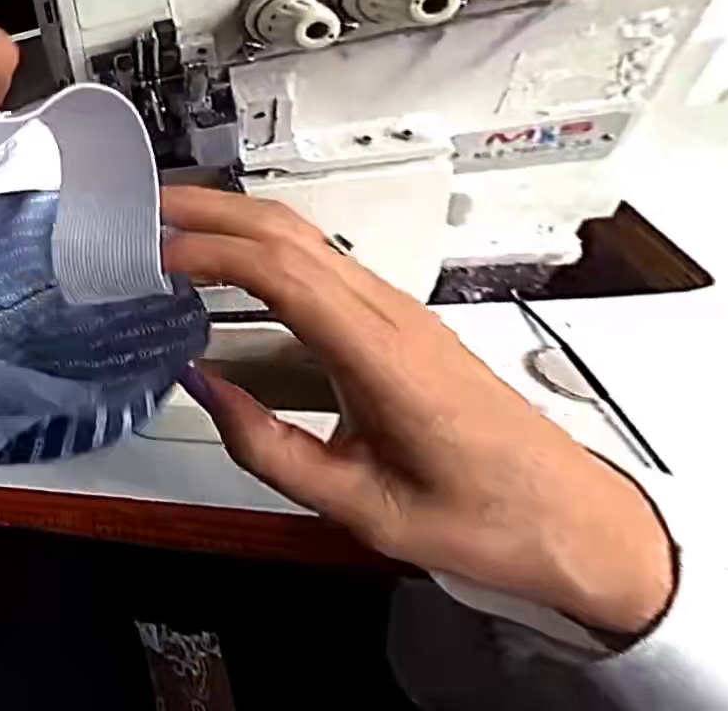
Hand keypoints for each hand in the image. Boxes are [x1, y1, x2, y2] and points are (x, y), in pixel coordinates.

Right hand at [161, 186, 674, 635]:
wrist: (580, 519)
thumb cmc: (483, 517)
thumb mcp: (363, 509)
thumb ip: (270, 450)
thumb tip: (202, 385)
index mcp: (382, 356)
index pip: (283, 273)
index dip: (213, 253)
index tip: (158, 258)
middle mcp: (385, 311)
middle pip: (286, 229)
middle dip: (210, 208)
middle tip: (147, 208)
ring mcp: (388, 302)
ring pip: (299, 230)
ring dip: (230, 213)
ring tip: (171, 219)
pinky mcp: (385, 309)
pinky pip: (310, 251)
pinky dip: (254, 236)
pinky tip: (222, 252)